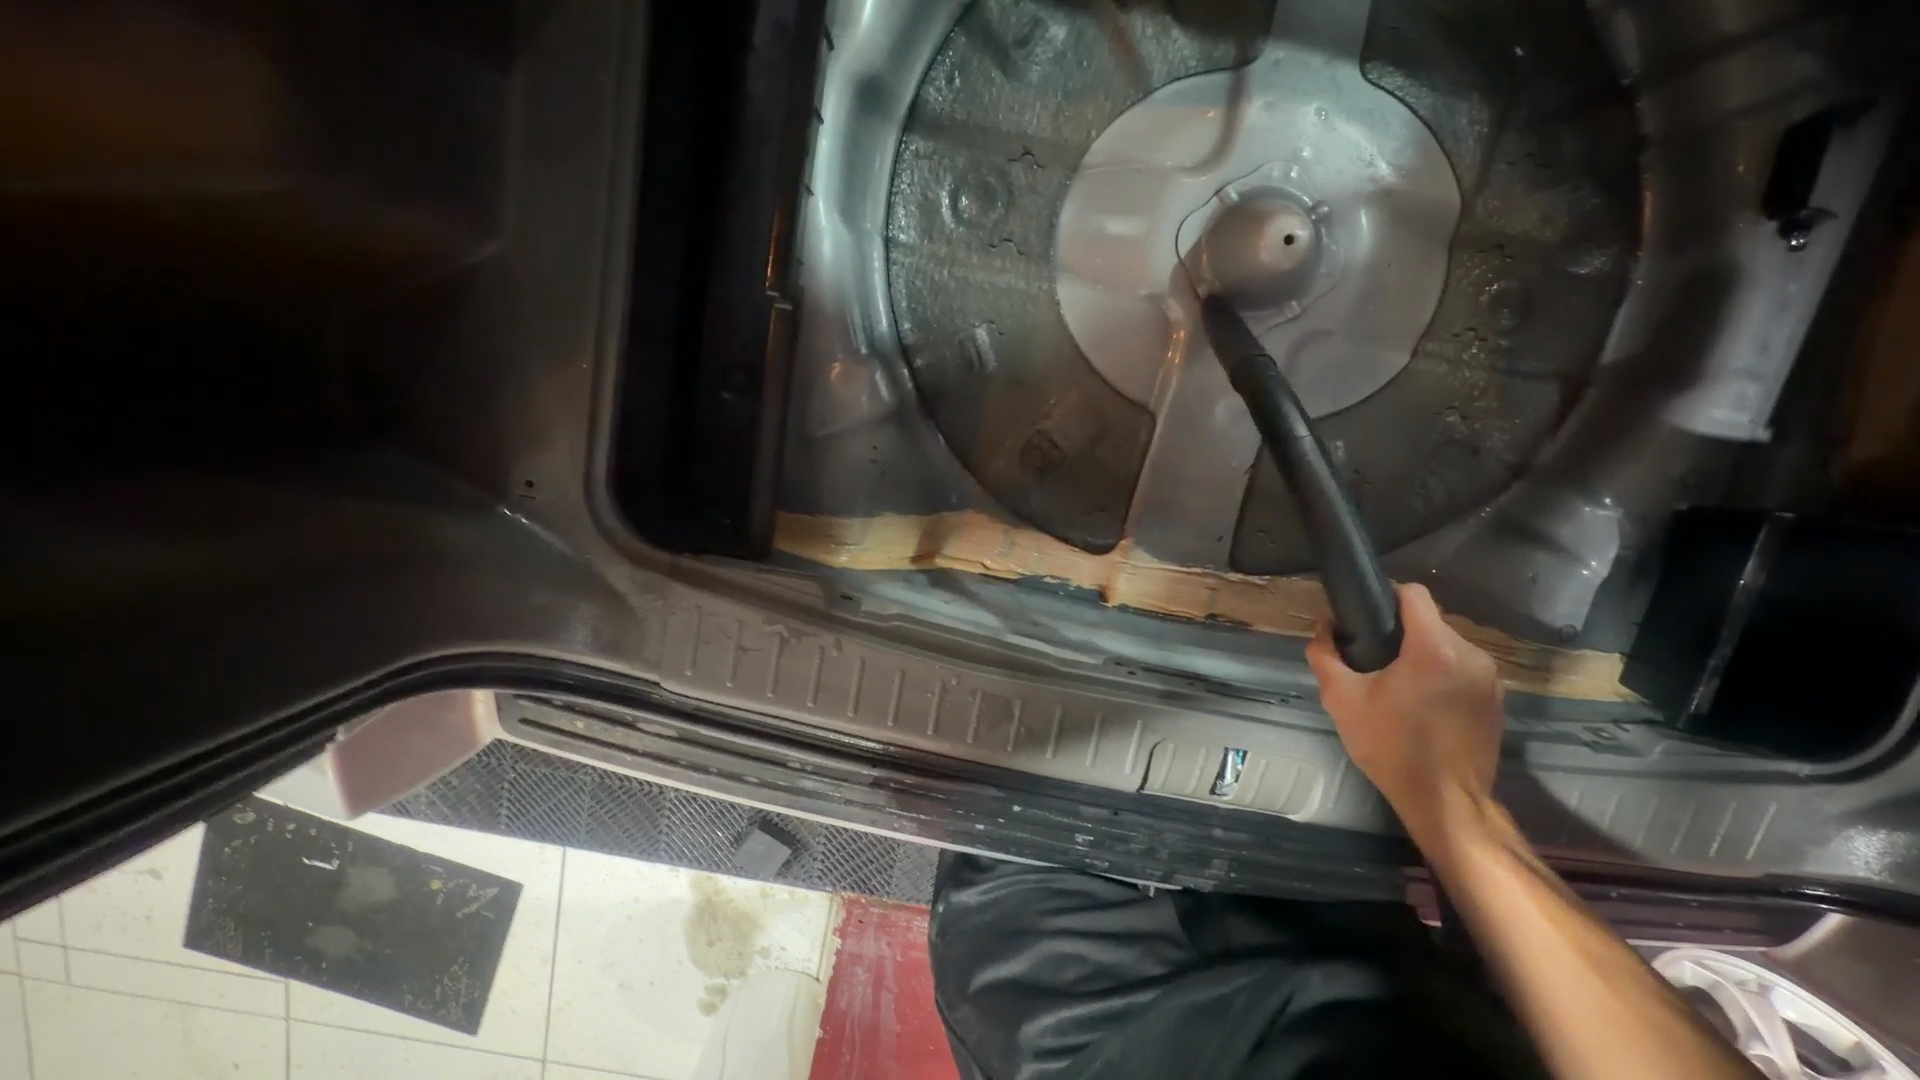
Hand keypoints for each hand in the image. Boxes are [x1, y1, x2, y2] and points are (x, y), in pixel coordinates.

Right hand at [1306, 584, 1504, 846]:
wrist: (1445, 800)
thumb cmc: (1391, 747)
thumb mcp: (1341, 700)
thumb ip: (1325, 656)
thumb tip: (1323, 629)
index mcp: (1434, 648)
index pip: (1414, 594)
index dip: (1386, 597)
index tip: (1367, 618)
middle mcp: (1470, 654)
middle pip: (1430, 621)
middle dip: (1402, 633)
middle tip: (1375, 660)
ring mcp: (1490, 677)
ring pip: (1448, 645)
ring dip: (1424, 655)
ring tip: (1400, 685)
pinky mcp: (1498, 698)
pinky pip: (1464, 669)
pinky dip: (1443, 675)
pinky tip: (1424, 703)